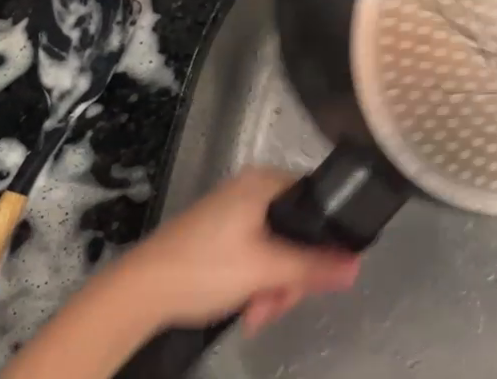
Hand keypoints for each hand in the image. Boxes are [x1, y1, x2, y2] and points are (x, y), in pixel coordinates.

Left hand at [119, 168, 361, 333]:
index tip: (316, 276)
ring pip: (277, 247)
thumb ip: (313, 267)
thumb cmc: (204, 268)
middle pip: (296, 230)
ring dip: (273, 286)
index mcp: (265, 182)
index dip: (324, 238)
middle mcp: (251, 189)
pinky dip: (256, 281)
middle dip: (290, 275)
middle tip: (276, 304)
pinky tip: (247, 308)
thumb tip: (356, 265)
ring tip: (257, 314)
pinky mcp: (221, 233)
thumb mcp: (265, 270)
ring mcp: (234, 211)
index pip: (316, 199)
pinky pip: (257, 252)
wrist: (139, 292)